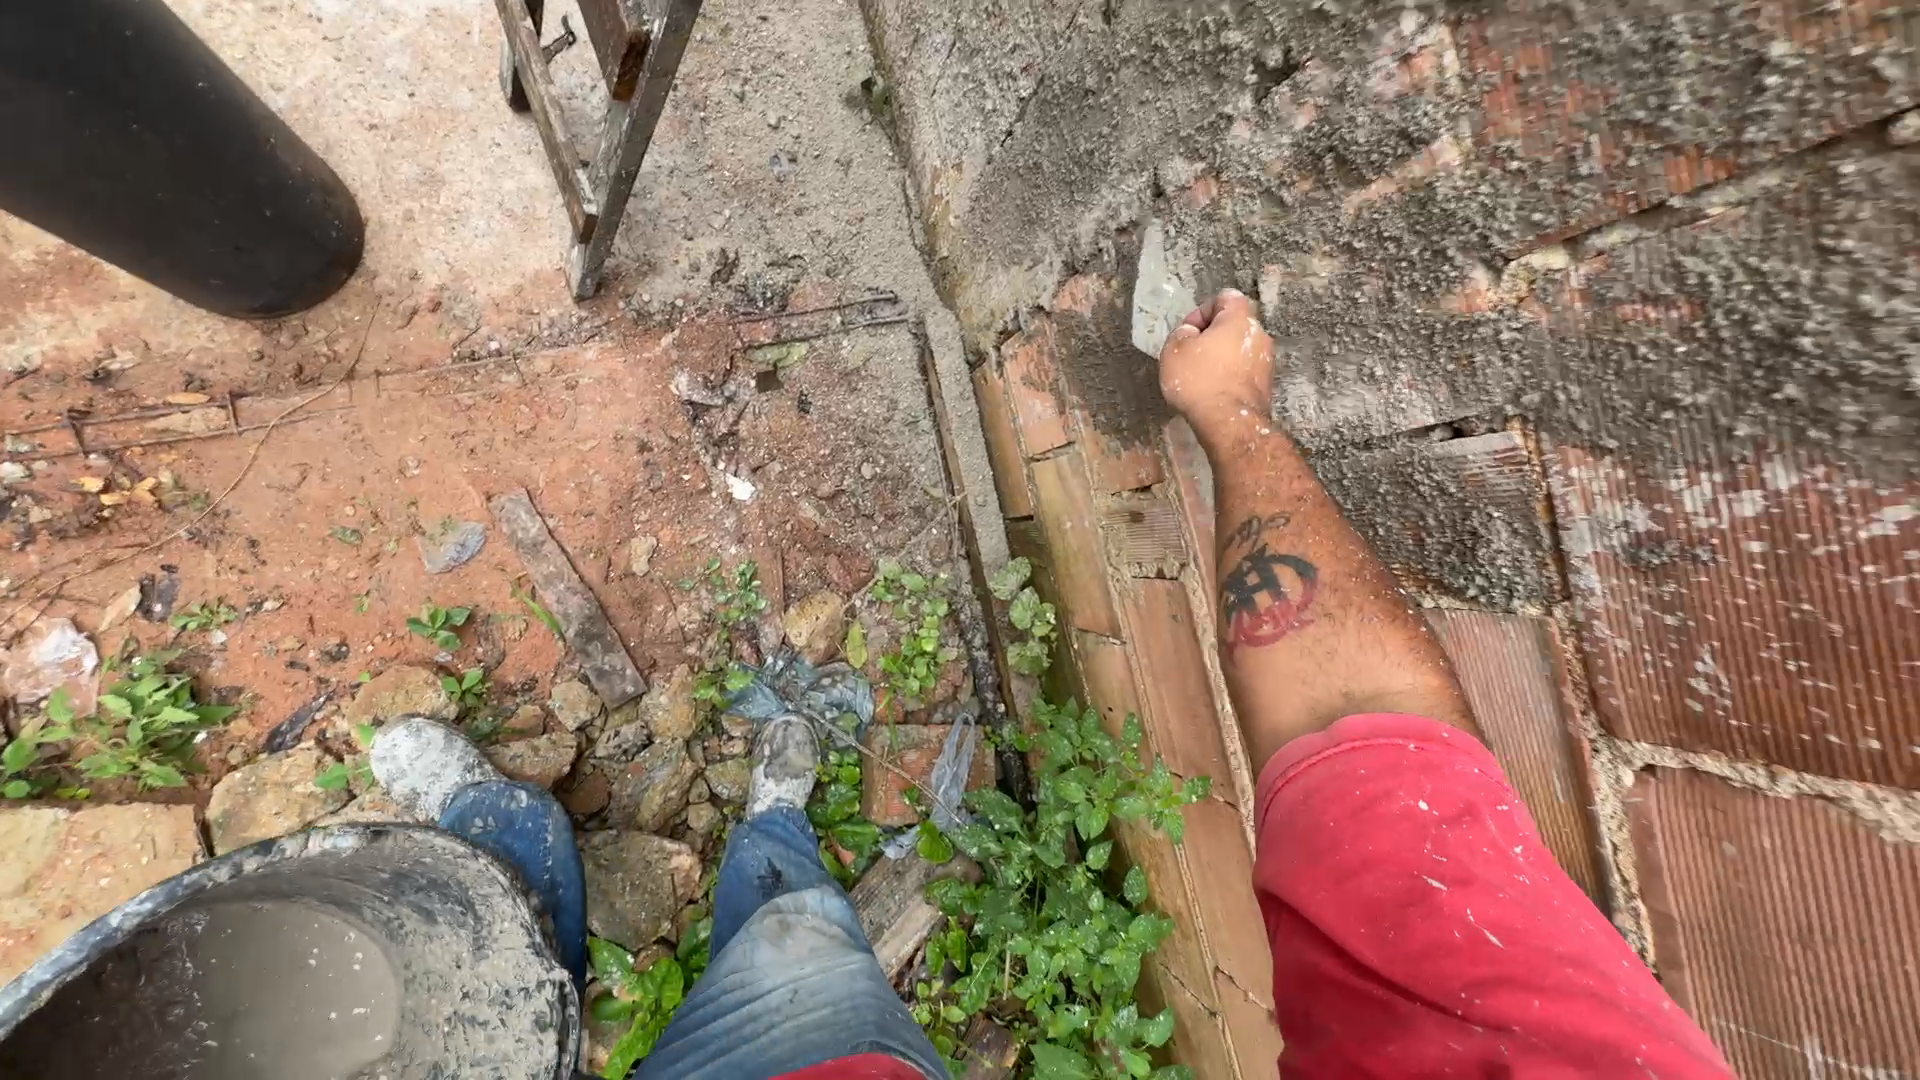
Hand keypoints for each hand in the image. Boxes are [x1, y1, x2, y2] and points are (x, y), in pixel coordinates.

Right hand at [1157, 289, 1275, 432]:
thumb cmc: (1199, 381)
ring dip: (1220, 357)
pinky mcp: (1266, 384)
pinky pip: (1243, 370)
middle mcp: (1260, 334)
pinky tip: (1213, 391)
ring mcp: (1267, 360)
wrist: (1228, 422)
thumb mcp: (1174, 350)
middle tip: (1190, 355)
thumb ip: (1182, 332)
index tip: (1186, 333)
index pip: (1224, 297)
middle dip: (1211, 336)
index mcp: (1239, 318)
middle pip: (1233, 325)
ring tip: (1200, 377)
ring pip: (1239, 349)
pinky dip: (1229, 375)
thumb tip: (1191, 333)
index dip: (1201, 311)